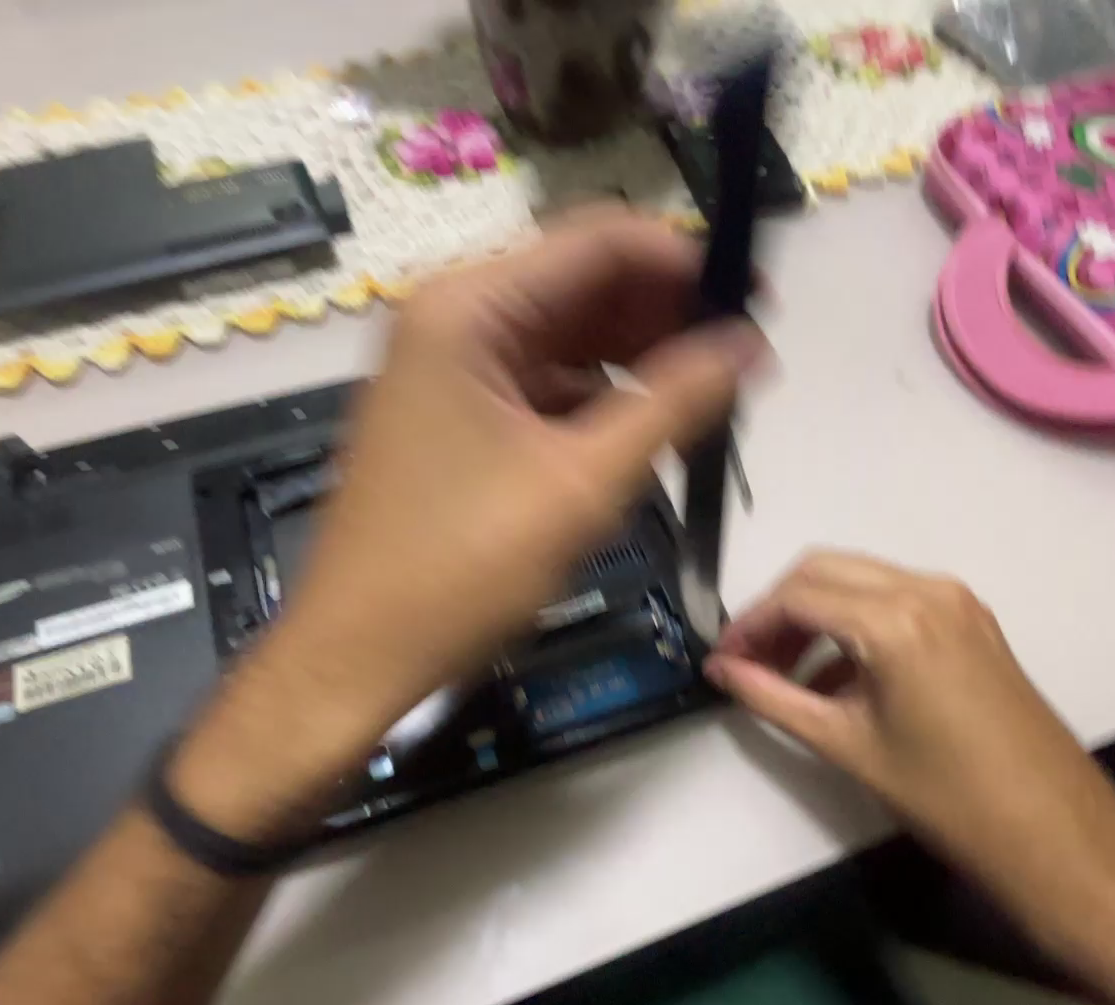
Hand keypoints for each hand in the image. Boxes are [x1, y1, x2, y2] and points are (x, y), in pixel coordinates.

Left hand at [179, 207, 769, 837]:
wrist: (357, 654)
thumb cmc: (460, 571)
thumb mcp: (581, 485)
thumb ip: (673, 402)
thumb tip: (750, 345)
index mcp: (466, 308)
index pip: (598, 241)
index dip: (686, 262)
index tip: (757, 302)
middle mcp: (449, 317)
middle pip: (580, 285)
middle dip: (665, 317)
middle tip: (743, 364)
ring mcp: (444, 367)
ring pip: (564, 338)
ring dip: (635, 363)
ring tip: (706, 404)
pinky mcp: (450, 413)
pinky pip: (538, 384)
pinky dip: (594, 401)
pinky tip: (642, 432)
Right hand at [705, 552, 1114, 943]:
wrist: (1058, 835)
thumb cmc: (945, 796)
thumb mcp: (844, 744)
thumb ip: (770, 696)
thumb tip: (720, 670)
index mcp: (893, 620)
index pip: (796, 596)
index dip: (749, 624)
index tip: (722, 657)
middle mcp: (925, 590)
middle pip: (822, 571)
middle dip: (776, 609)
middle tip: (748, 658)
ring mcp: (954, 601)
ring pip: (856, 579)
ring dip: (812, 612)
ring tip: (781, 668)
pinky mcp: (969, 620)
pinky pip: (891, 599)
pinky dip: (851, 622)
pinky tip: (832, 674)